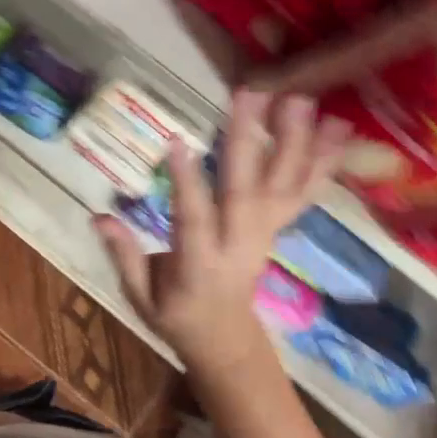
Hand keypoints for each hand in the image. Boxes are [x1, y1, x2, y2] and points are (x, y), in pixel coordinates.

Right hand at [95, 91, 349, 374]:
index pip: (193, 218)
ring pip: (282, 186)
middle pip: (245, 190)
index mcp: (200, 263)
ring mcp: (264, 235)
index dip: (185, 182)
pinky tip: (338, 129)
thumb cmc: (176, 317)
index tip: (176, 141)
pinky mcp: (277, 228)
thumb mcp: (140, 297)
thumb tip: (98, 216)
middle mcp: (239, 244)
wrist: (226, 342)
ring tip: (300, 100)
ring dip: (294, 141)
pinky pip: (303, 194)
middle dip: (247, 141)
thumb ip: (125, 256)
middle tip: (248, 95)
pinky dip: (322, 161)